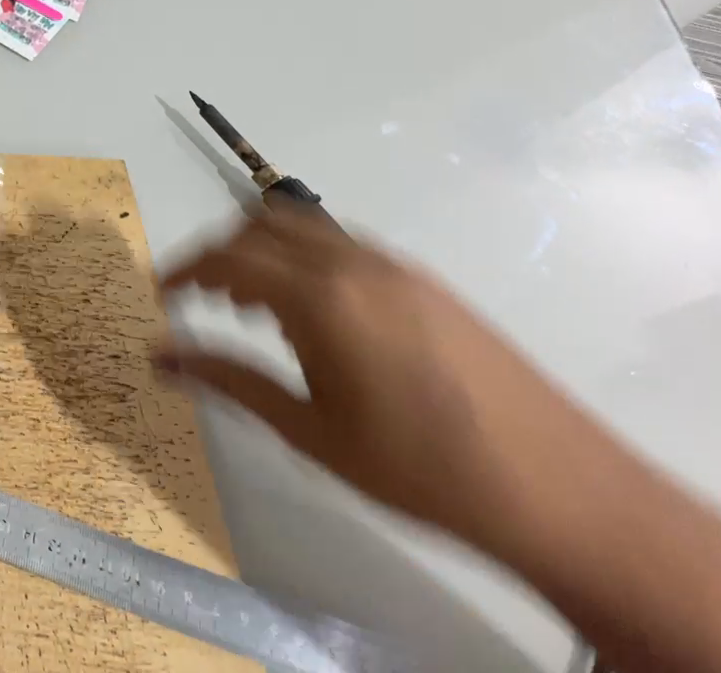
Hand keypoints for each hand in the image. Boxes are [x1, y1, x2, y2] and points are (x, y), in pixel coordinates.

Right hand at [157, 208, 596, 542]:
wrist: (562, 494)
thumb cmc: (416, 468)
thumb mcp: (305, 430)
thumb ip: (226, 380)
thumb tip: (158, 357)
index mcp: (320, 298)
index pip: (226, 258)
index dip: (182, 272)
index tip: (159, 295)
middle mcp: (356, 265)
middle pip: (260, 226)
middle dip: (218, 254)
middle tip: (198, 299)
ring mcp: (399, 270)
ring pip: (305, 229)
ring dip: (263, 252)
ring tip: (250, 307)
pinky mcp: (430, 286)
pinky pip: (344, 248)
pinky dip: (305, 261)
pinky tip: (313, 317)